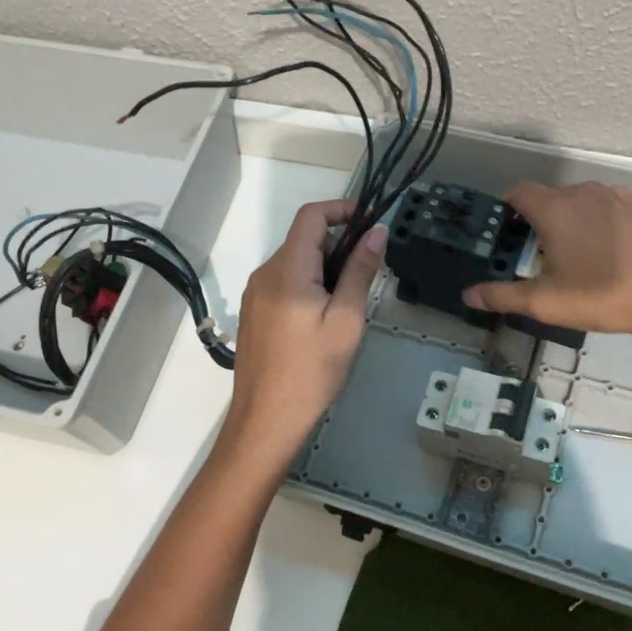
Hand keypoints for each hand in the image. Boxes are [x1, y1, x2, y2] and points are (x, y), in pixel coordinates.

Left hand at [222, 200, 385, 459]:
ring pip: (295, 264)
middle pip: (303, 240)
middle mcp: (264, 274)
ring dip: (325, 269)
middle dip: (339, 246)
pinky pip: (285, 285)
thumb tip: (377, 231)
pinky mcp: (255, 314)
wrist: (266, 421)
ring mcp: (255, 295)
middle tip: (368, 275)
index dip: (341, 209)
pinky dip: (309, 287)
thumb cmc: (312, 371)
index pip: (311, 217)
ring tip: (349, 305)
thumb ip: (360, 271)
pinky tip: (325, 320)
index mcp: (286, 270)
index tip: (371, 222)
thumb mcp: (346, 320)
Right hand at [462, 182, 631, 337]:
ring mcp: (612, 196)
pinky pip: (601, 209)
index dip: (506, 210)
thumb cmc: (600, 295)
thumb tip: (468, 294)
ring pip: (576, 204)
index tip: (503, 234)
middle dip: (536, 224)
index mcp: (555, 208)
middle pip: (547, 200)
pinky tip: (600, 254)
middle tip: (535, 260)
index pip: (518, 193)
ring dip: (567, 224)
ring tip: (570, 260)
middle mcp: (581, 192)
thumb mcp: (545, 302)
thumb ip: (502, 295)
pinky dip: (593, 225)